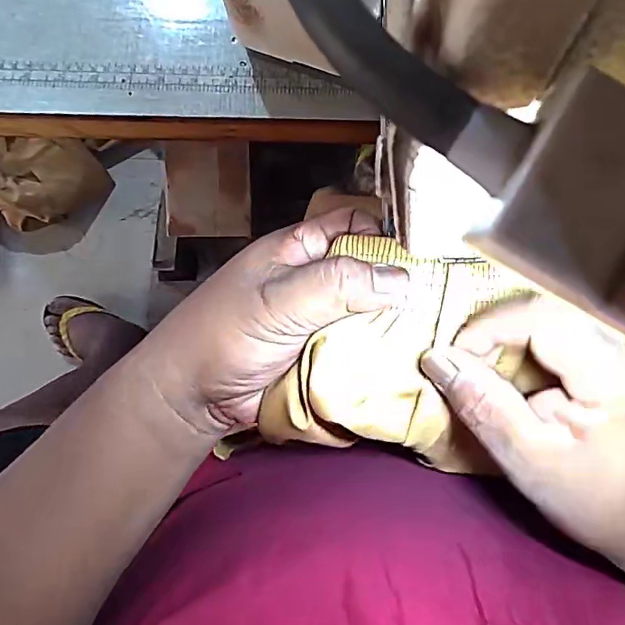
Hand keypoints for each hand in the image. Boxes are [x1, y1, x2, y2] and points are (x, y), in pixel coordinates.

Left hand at [133, 208, 407, 445]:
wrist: (191, 400)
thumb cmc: (220, 336)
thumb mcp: (278, 301)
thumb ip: (336, 285)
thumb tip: (400, 280)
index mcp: (300, 249)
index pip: (355, 224)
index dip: (385, 235)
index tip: (417, 261)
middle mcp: (316, 279)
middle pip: (371, 270)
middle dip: (397, 286)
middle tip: (434, 304)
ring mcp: (322, 318)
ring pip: (371, 312)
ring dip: (392, 324)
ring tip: (427, 335)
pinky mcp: (325, 354)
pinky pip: (362, 348)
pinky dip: (379, 354)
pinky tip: (403, 362)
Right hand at [419, 297, 624, 574]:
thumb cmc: (599, 503)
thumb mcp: (533, 465)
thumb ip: (487, 408)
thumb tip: (438, 361)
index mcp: (615, 373)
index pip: (543, 319)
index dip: (489, 328)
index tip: (450, 359)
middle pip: (549, 308)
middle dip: (497, 329)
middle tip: (463, 364)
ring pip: (556, 314)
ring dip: (512, 334)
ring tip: (485, 367)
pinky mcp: (621, 352)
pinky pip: (568, 329)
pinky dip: (532, 343)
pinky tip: (518, 371)